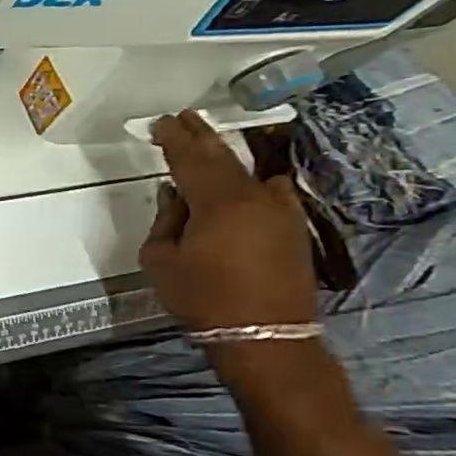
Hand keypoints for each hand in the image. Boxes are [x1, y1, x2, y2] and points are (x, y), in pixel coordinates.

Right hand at [140, 111, 317, 331]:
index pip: (190, 158)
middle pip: (223, 158)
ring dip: (226, 155)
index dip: (174, 138)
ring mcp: (281, 212)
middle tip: (184, 118)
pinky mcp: (294, 229)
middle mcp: (255, 199)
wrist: (266, 337)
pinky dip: (256, 179)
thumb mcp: (160, 258)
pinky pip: (272, 192)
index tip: (161, 122)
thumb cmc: (202, 297)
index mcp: (218, 203)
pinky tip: (252, 178)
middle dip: (201, 136)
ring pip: (249, 172)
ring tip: (210, 142)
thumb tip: (176, 195)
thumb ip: (167, 219)